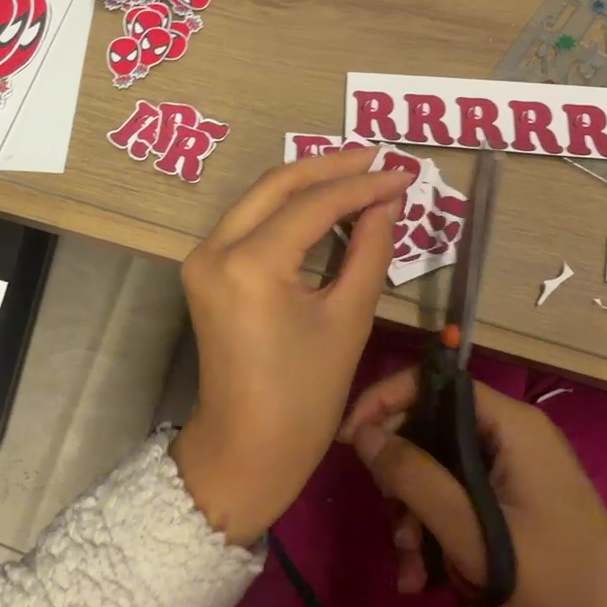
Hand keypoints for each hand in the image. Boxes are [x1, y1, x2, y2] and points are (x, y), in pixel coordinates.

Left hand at [169, 150, 409, 546]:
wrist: (246, 447)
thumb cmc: (305, 397)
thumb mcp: (349, 319)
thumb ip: (370, 250)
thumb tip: (388, 200)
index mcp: (250, 263)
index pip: (312, 204)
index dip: (362, 185)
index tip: (405, 173)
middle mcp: (215, 249)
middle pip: (276, 185)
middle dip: (330, 168)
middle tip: (379, 158)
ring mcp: (201, 258)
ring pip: (258, 199)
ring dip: (306, 185)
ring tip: (359, 175)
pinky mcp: (202, 271)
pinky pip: (248, 224)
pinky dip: (285, 211)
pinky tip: (324, 208)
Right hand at [342, 371, 606, 606]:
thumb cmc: (552, 580)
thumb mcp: (470, 531)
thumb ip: (413, 476)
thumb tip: (363, 433)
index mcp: (511, 424)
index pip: (435, 382)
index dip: (385, 402)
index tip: (351, 441)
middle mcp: (513, 433)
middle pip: (431, 429)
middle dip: (401, 478)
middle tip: (393, 526)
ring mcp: (515, 466)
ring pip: (439, 468)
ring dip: (416, 515)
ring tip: (412, 567)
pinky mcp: (515, 496)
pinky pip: (460, 494)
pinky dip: (438, 527)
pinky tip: (426, 574)